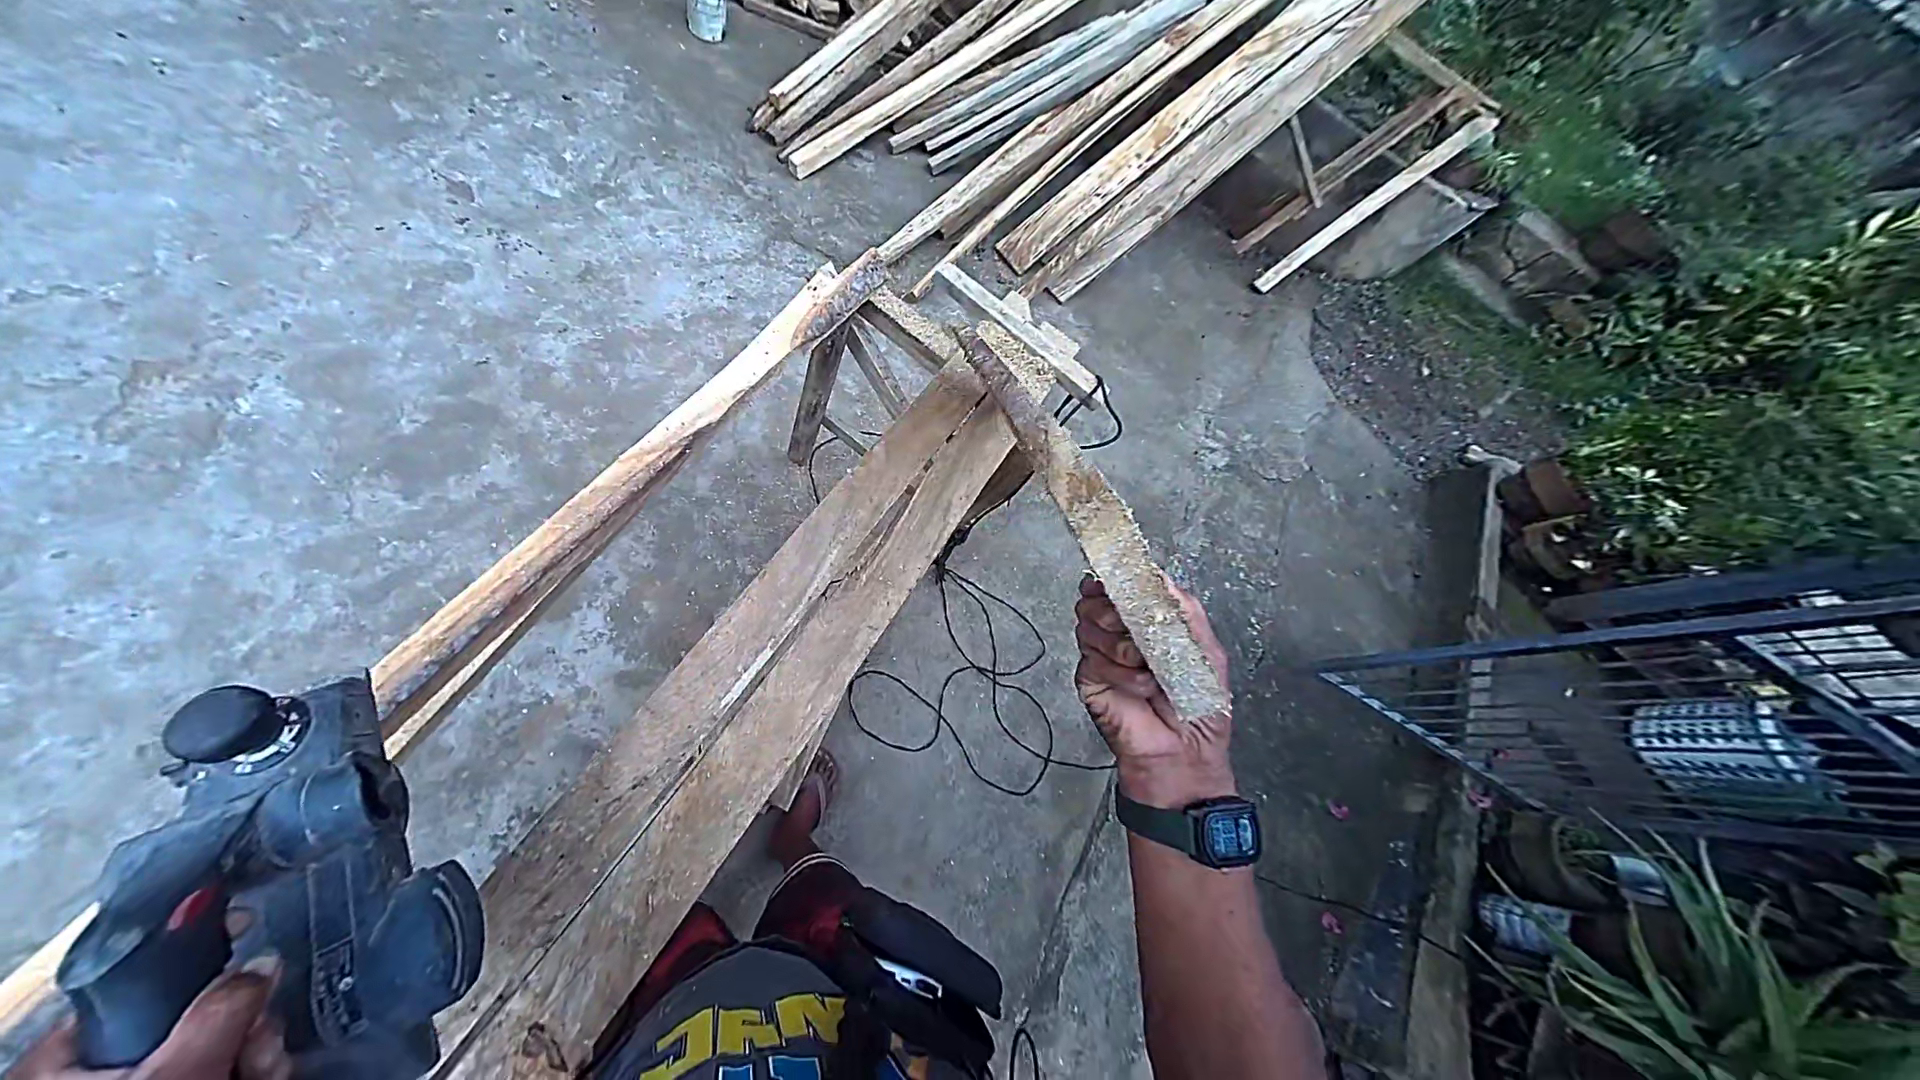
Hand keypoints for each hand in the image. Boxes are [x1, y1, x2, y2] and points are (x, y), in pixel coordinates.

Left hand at [14, 958, 290, 1079]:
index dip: (200, 956)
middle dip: (246, 1025)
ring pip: (211, 1043)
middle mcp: (89, 1071)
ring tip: (267, 1071)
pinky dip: (245, 1070)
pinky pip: (211, 1068)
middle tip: (263, 1048)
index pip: (139, 980)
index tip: (249, 933)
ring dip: (255, 1050)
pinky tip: (261, 1076)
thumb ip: (224, 1008)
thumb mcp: (180, 1073)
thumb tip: (265, 959)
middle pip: (190, 1014)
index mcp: (62, 1058)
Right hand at [1073, 575, 1234, 806]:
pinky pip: (1093, 660)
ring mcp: (1099, 655)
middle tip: (1134, 629)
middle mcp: (1116, 633)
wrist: (1185, 751)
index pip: (1114, 587)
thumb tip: (1162, 578)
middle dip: (1112, 610)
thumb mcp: (1207, 651)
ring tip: (1146, 666)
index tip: (1117, 580)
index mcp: (1142, 621)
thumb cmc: (1198, 704)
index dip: (1110, 579)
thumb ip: (1187, 611)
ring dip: (1120, 643)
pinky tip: (1140, 686)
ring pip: (1088, 626)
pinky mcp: (1088, 679)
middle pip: (1092, 601)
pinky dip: (1120, 671)